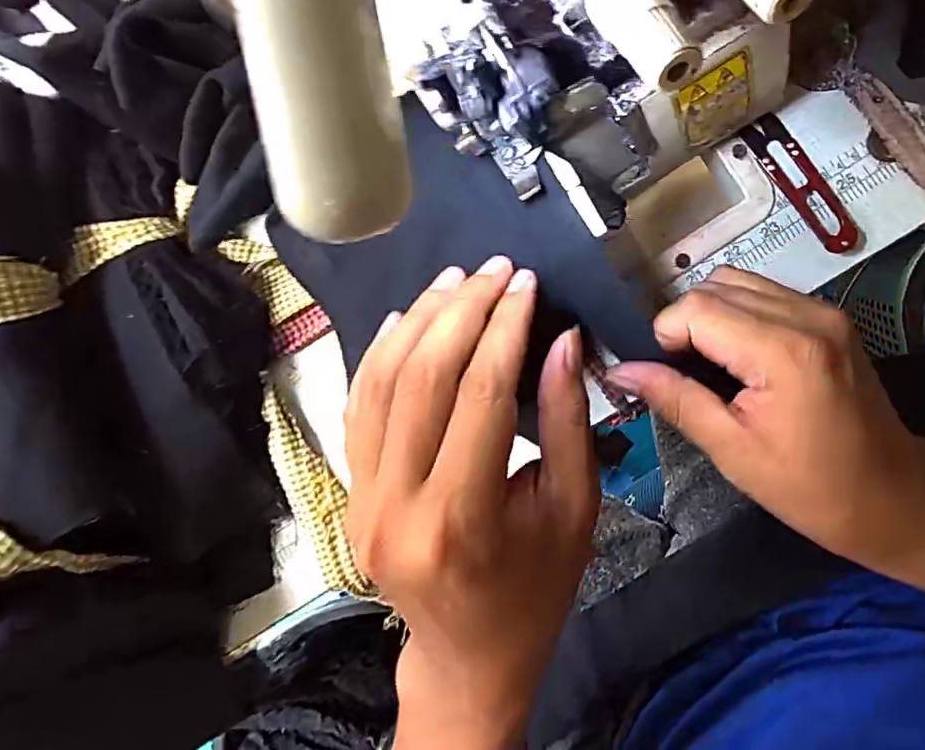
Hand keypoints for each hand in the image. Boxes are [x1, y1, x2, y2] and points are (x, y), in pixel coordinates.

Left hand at [344, 256, 599, 748]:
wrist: (469, 655)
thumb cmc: (537, 586)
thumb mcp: (574, 506)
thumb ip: (566, 420)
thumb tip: (564, 339)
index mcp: (461, 517)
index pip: (480, 393)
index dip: (506, 327)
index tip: (527, 283)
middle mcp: (395, 505)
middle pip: (424, 378)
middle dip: (464, 310)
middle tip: (497, 269)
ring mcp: (361, 498)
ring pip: (381, 382)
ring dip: (420, 320)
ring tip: (456, 279)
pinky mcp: (350, 491)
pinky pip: (359, 406)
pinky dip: (381, 354)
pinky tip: (405, 317)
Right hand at [605, 266, 924, 575]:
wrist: (895, 496)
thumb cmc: (813, 489)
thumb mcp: (734, 452)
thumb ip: (675, 399)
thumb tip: (621, 371)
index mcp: (784, 351)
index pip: (697, 307)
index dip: (667, 335)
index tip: (668, 375)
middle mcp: (806, 314)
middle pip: (715, 285)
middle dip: (687, 322)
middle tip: (688, 373)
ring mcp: (823, 309)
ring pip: (738, 280)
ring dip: (712, 313)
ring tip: (715, 363)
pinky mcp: (829, 314)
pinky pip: (765, 292)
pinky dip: (740, 312)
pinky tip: (742, 354)